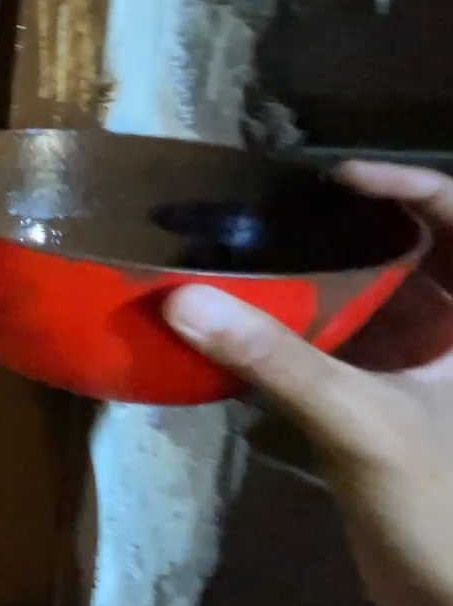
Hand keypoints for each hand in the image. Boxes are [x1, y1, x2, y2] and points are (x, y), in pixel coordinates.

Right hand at [163, 162, 452, 605]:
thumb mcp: (367, 426)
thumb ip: (279, 360)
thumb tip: (180, 299)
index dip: (415, 188)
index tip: (333, 178)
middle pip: (415, 252)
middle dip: (346, 222)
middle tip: (264, 208)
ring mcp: (426, 371)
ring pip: (371, 293)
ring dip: (309, 269)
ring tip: (237, 247)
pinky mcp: (386, 399)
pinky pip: (336, 336)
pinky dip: (288, 317)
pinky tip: (233, 315)